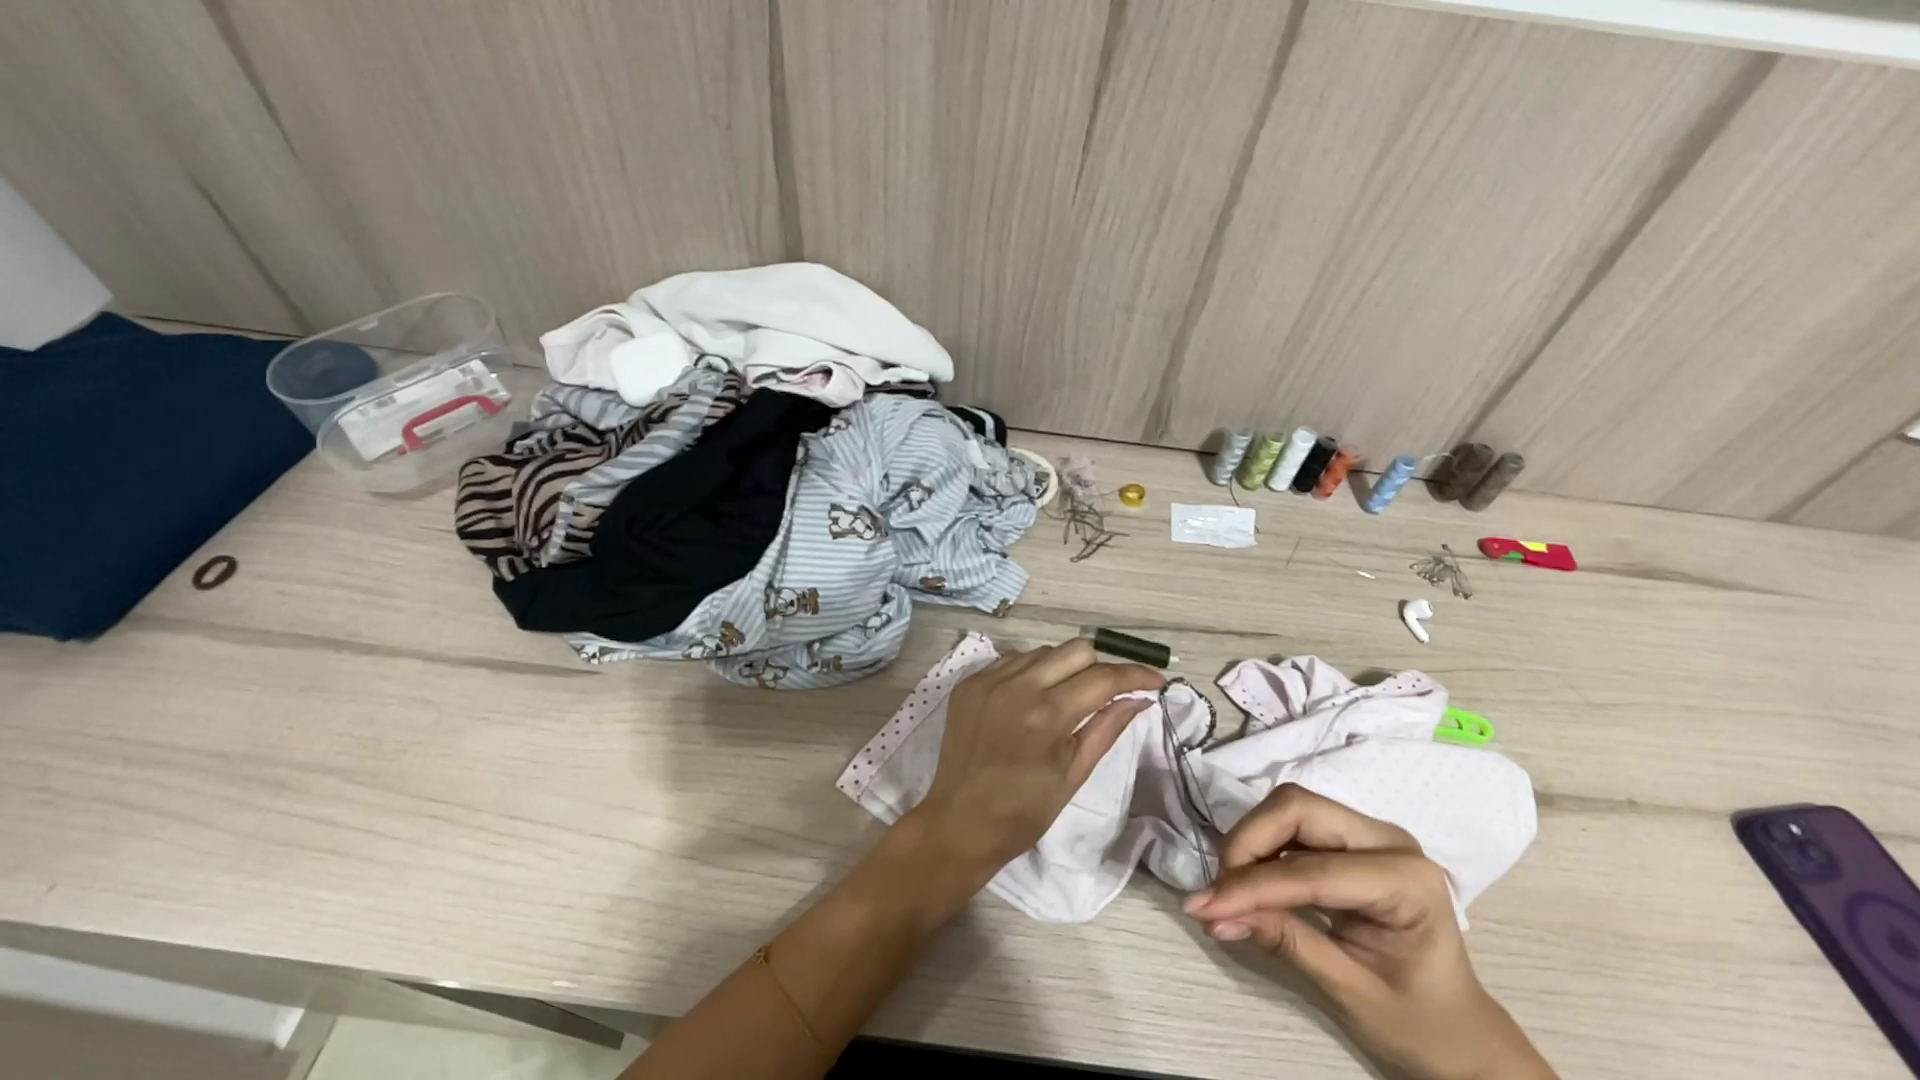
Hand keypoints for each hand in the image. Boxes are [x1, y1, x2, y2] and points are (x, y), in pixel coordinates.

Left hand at [907, 639, 1162, 880]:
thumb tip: (1140, 698)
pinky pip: (1011, 661)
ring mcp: (988, 681)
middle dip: (1101, 666)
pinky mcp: (968, 683)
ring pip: (1043, 651)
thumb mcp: (1074, 774)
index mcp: (1047, 714)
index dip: (1136, 675)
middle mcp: (1017, 686)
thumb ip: (1107, 728)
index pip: (1104, 677)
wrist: (959, 824)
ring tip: (1069, 698)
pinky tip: (1034, 698)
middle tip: (1109, 693)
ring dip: (1064, 668)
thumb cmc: (1023, 812)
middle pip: (1076, 650)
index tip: (1157, 681)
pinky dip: (1031, 672)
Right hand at [1183, 785, 1554, 1079]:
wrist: (1459, 1031)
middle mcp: (1389, 841)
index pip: (1310, 870)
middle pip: (1297, 808)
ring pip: (1289, 809)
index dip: (1251, 885)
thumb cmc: (1417, 1021)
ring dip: (1250, 843)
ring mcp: (1370, 836)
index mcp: (1406, 881)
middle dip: (1247, 844)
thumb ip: (1285, 942)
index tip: (1200, 907)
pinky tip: (1249, 885)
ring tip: (1230, 893)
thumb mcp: (1350, 992)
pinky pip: (1293, 826)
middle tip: (1218, 894)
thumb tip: (1214, 915)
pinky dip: (1261, 849)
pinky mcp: (1351, 842)